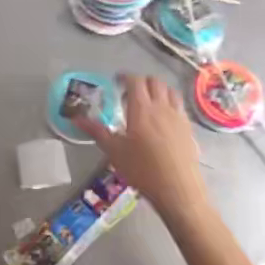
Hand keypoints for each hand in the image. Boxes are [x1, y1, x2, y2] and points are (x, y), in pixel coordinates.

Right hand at [74, 74, 209, 217]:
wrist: (176, 187)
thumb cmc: (142, 169)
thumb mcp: (114, 151)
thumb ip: (96, 131)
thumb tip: (76, 119)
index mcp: (142, 108)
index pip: (135, 81)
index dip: (125, 77)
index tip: (117, 81)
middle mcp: (162, 106)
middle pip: (154, 81)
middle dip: (141, 82)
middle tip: (130, 93)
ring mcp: (178, 116)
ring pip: (170, 91)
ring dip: (158, 90)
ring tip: (148, 102)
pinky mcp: (188, 127)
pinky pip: (179, 106)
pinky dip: (170, 103)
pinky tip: (163, 119)